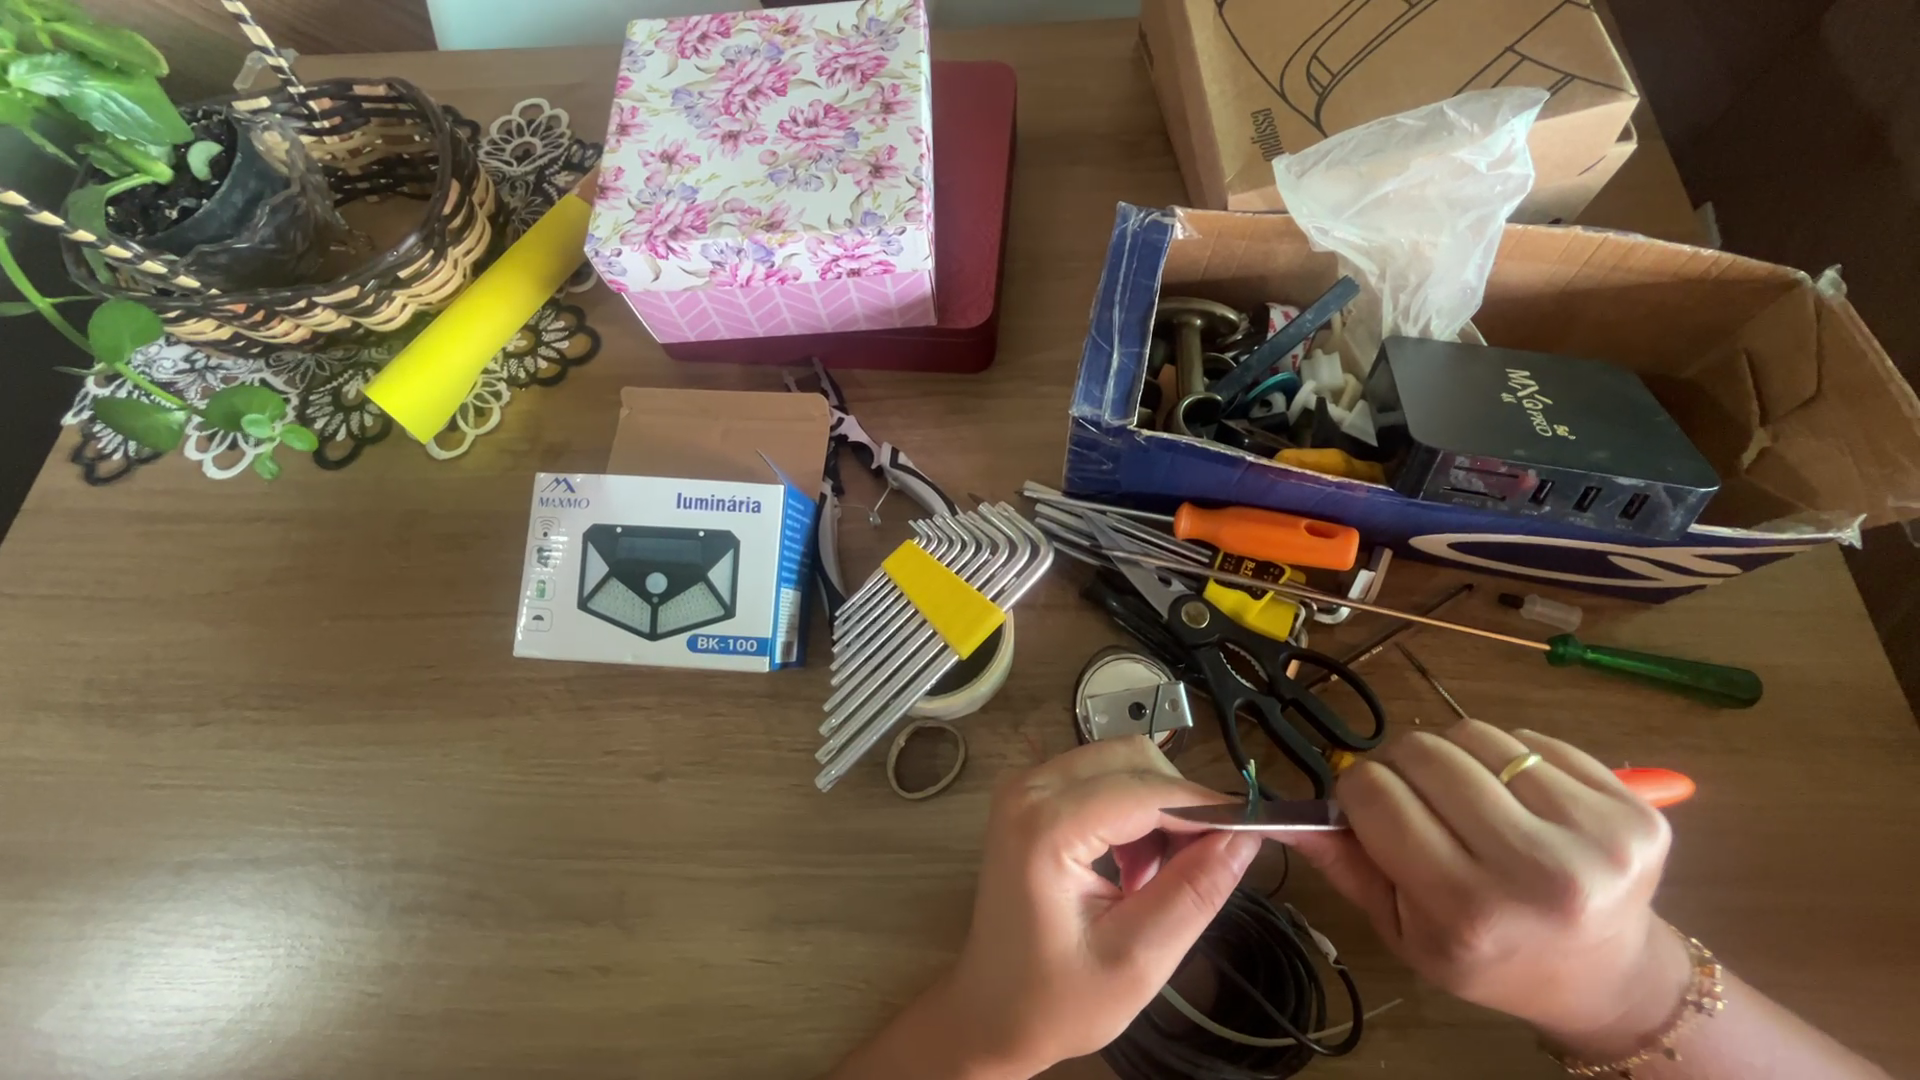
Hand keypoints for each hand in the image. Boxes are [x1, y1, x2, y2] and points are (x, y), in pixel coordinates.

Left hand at [941, 737, 1262, 1075]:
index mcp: (1045, 827)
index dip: (1207, 806)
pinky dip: (1132, 809)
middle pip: (1132, 760)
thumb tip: (1246, 836)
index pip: (1145, 790)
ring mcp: (1025, 786)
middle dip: (1181, 803)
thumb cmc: (1056, 998)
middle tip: (1206, 861)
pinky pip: (1099, 776)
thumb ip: (1194, 891)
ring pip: (1120, 762)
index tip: (1259, 828)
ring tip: (1160, 877)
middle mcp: (1029, 788)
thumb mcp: (1137, 959)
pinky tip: (1134, 866)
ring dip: (1156, 807)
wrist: (990, 1008)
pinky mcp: (1030, 794)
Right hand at [1280, 720, 1692, 1059]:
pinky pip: (1530, 738)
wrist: (1607, 980)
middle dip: (1399, 766)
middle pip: (1421, 752)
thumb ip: (1341, 863)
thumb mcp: (1400, 929)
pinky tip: (1515, 797)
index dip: (1358, 793)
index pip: (1374, 793)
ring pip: (1472, 733)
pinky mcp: (1637, 811)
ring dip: (1450, 755)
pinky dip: (1505, 756)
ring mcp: (1597, 837)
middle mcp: (1538, 871)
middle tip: (1412, 796)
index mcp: (1468, 908)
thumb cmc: (1487, 958)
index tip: (1369, 812)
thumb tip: (1276, 813)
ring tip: (1463, 795)